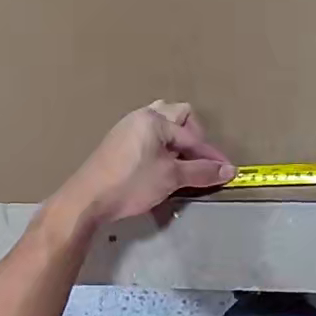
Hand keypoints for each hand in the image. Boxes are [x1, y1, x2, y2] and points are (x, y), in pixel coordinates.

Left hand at [46, 101, 236, 229]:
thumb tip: (227, 170)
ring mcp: (126, 129)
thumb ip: (201, 172)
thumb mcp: (171, 178)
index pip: (192, 135)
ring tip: (180, 162)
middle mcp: (139, 117)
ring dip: (175, 140)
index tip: (225, 172)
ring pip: (160, 124)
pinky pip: (147, 136)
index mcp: (154, 119)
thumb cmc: (131, 184)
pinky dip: (160, 147)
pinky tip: (160, 167)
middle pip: (176, 116)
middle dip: (193, 137)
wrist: (88, 199)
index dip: (210, 155)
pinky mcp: (117, 145)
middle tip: (198, 160)